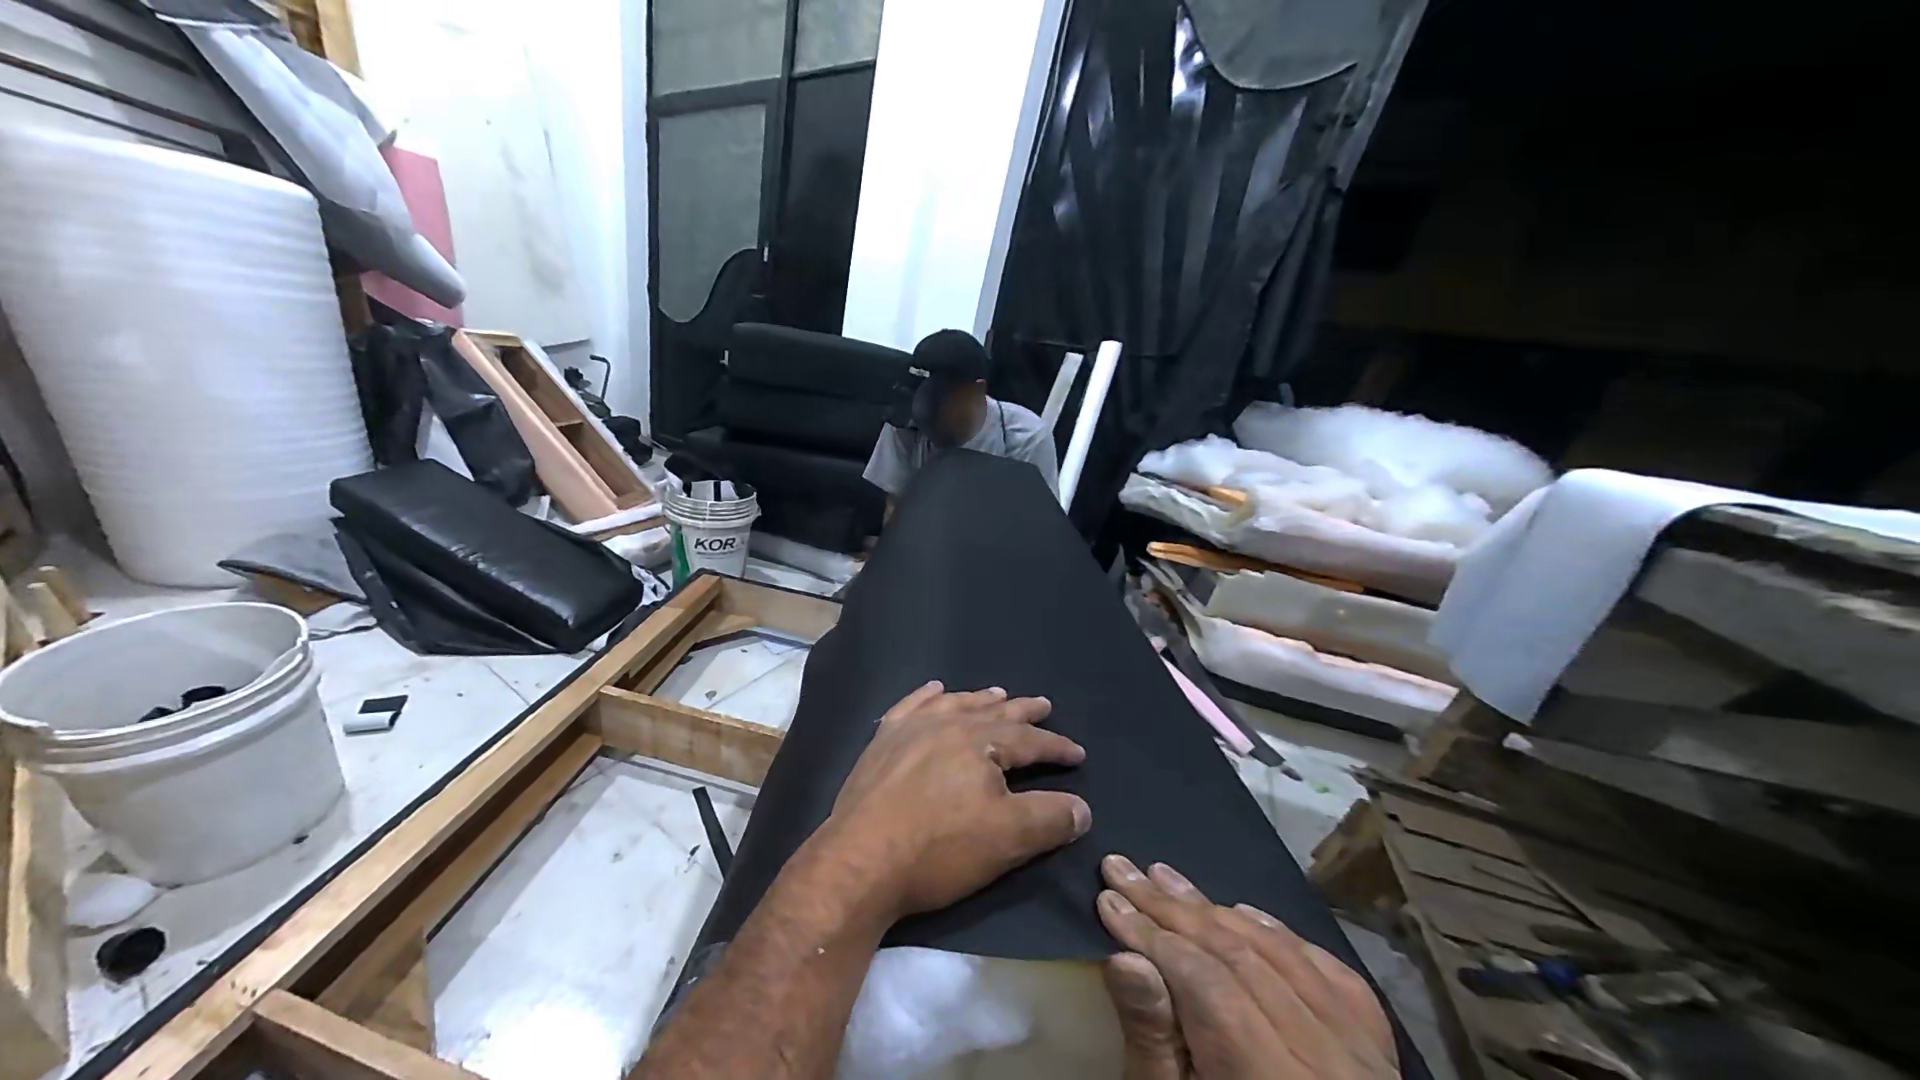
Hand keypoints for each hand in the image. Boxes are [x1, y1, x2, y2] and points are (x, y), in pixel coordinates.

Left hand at [817, 681, 1091, 922]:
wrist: (859, 862)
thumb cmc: (938, 849)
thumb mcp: (1008, 839)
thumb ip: (1050, 818)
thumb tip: (1081, 808)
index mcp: (979, 743)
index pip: (1028, 741)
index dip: (1056, 747)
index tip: (1077, 753)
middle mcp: (945, 725)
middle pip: (993, 714)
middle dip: (1021, 712)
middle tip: (1042, 705)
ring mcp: (909, 731)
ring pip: (953, 705)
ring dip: (979, 700)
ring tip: (997, 693)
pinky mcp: (881, 744)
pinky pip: (909, 707)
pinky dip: (925, 697)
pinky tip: (933, 690)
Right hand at [1097, 855, 1396, 1079]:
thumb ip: (1153, 1038)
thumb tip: (1125, 957)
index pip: (1208, 984)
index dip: (1153, 936)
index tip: (1108, 898)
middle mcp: (1333, 1065)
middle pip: (1240, 958)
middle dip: (1171, 909)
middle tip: (1122, 870)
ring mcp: (1365, 1054)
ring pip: (1280, 953)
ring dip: (1214, 908)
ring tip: (1163, 877)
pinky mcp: (1378, 1046)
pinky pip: (1329, 972)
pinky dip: (1279, 934)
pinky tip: (1241, 911)